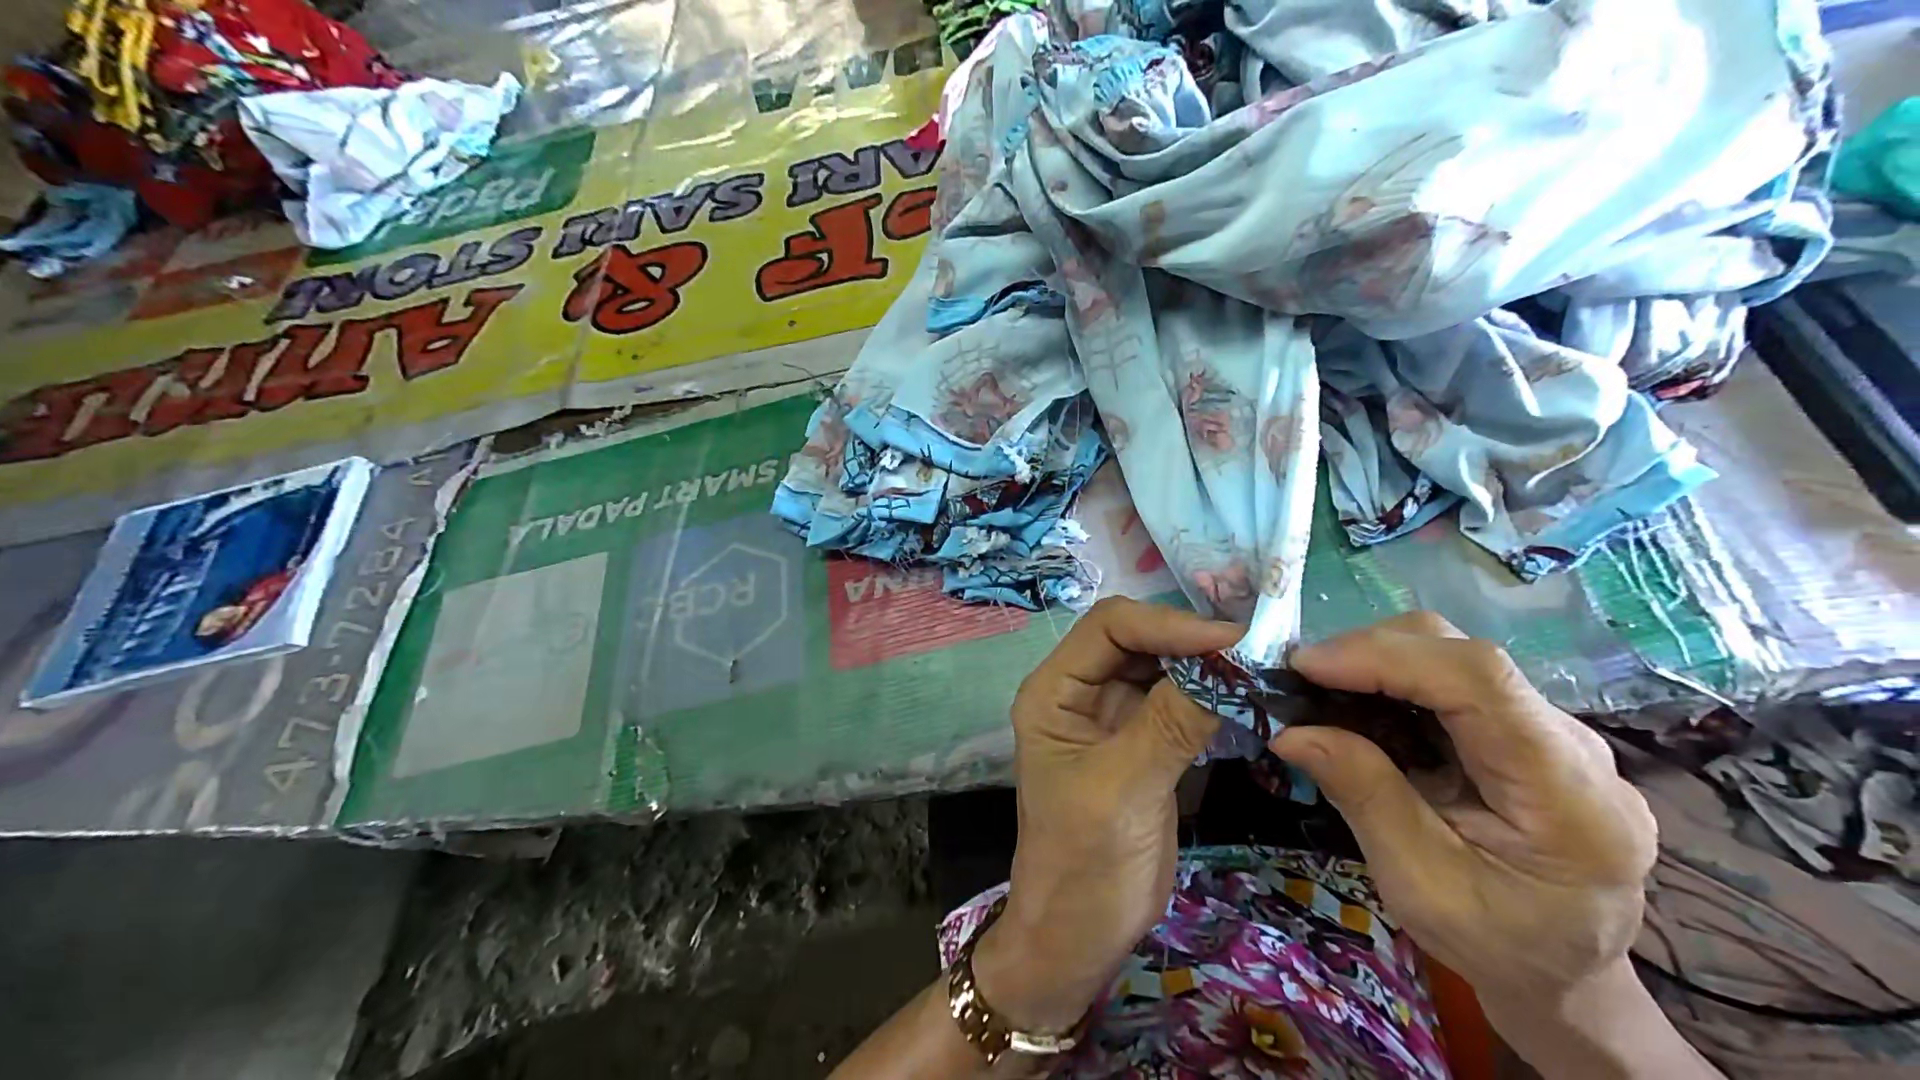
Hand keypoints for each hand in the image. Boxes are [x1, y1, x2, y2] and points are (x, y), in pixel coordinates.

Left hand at [972, 598, 1240, 1031]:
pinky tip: (1245, 696)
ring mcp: (1111, 715)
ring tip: (1260, 666)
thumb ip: (1170, 723)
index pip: (1109, 627)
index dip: (1167, 624)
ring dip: (1204, 663)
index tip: (1231, 641)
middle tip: (1257, 650)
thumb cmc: (1085, 864)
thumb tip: (1229, 663)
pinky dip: (1208, 694)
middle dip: (1190, 639)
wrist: (1079, 935)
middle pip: (1136, 639)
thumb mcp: (1124, 790)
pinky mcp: (1141, 741)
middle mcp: (1079, 692)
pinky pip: (1177, 700)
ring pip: (1160, 666)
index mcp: (1054, 692)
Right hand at [1271, 612, 1657, 1015]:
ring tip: (1317, 688)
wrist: (1564, 973)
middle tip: (1298, 679)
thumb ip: (1364, 796)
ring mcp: (1553, 731)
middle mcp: (1574, 746)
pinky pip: (1450, 678)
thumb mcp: (1419, 885)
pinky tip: (1354, 701)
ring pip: (1454, 654)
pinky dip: (1389, 677)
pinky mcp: (1523, 727)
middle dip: (1370, 652)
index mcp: (1570, 797)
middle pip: (1464, 656)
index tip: (1305, 667)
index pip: (1480, 682)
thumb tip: (1290, 731)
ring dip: (1375, 659)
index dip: (1386, 657)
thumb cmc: (1495, 942)